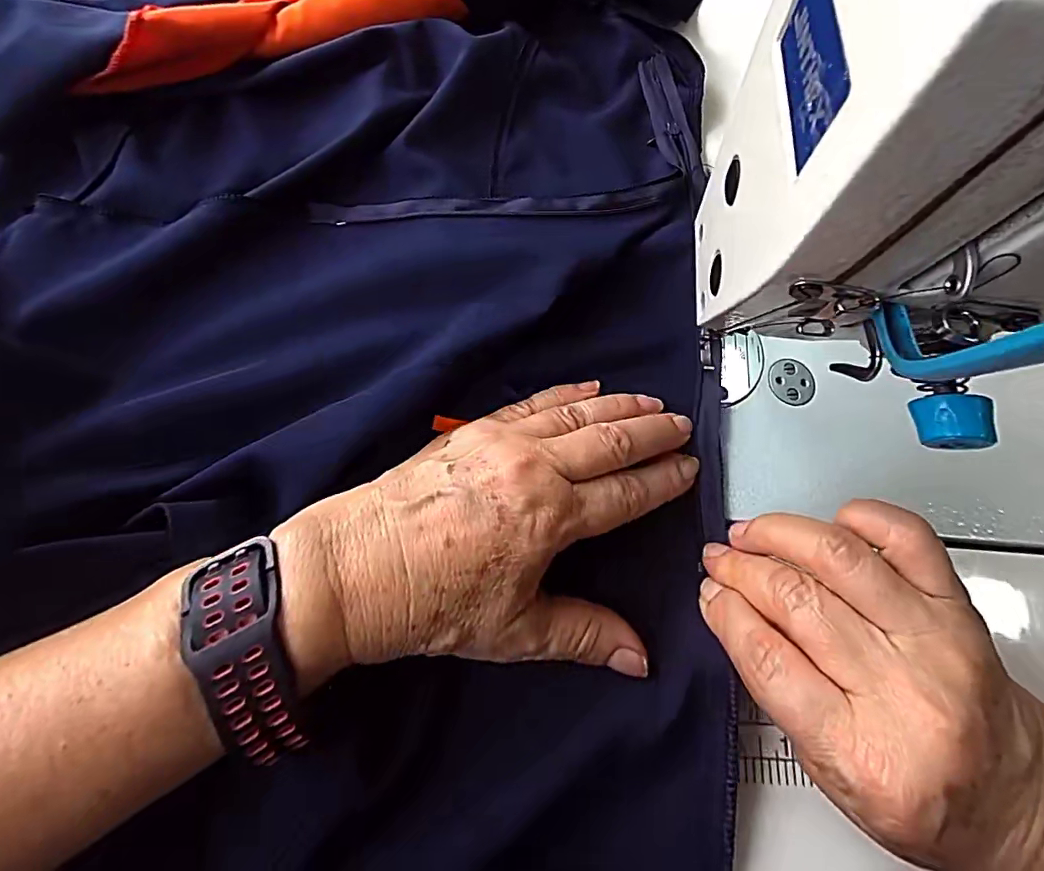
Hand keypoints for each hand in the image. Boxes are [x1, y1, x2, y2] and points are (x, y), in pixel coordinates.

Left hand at [271, 382, 698, 686]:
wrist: (356, 565)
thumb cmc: (429, 600)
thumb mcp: (514, 630)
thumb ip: (583, 634)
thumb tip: (636, 655)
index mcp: (548, 517)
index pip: (624, 492)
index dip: (662, 480)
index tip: (687, 469)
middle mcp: (529, 468)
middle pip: (609, 441)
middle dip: (652, 433)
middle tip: (681, 426)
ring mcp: (498, 442)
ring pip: (574, 414)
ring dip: (617, 405)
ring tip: (648, 402)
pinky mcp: (471, 431)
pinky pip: (530, 403)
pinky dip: (564, 394)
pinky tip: (585, 388)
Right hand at [698, 501, 1043, 870]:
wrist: (1022, 801)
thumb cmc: (925, 797)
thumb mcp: (826, 769)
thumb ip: (774, 686)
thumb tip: (729, 606)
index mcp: (867, 753)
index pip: (768, 658)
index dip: (725, 611)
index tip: (710, 594)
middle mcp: (908, 693)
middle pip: (796, 600)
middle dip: (740, 569)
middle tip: (720, 560)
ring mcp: (939, 643)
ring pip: (839, 558)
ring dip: (779, 533)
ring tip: (753, 534)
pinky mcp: (961, 610)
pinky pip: (909, 538)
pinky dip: (862, 517)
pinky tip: (831, 523)